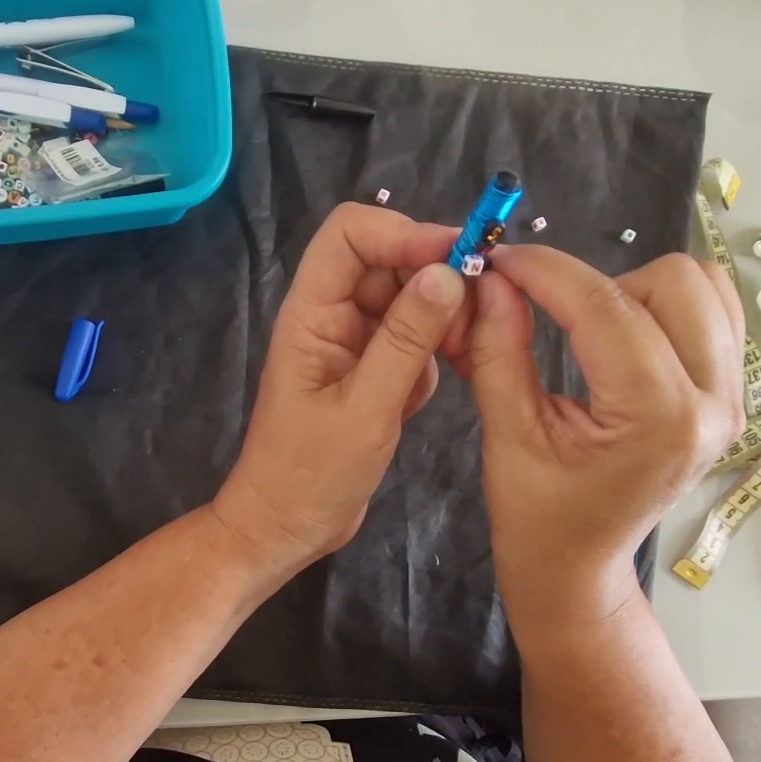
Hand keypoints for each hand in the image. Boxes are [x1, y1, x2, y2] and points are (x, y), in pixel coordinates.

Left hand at [212, 204, 468, 570]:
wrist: (286, 528)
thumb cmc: (311, 476)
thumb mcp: (365, 410)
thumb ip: (406, 341)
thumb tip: (446, 273)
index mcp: (311, 315)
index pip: (351, 234)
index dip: (405, 233)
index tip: (461, 261)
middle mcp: (331, 320)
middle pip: (389, 264)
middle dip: (436, 285)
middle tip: (474, 326)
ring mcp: (351, 348)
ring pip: (408, 304)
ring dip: (439, 328)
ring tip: (460, 364)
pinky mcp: (369, 376)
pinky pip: (411, 346)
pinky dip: (428, 364)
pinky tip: (418, 404)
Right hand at [466, 248, 745, 624]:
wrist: (577, 568)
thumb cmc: (535, 518)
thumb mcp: (506, 437)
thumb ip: (499, 352)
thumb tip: (491, 283)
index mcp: (656, 419)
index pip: (606, 309)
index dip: (546, 272)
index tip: (501, 261)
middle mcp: (713, 402)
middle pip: (673, 280)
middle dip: (596, 285)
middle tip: (547, 314)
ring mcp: (732, 399)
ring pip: (704, 287)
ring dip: (635, 291)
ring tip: (589, 331)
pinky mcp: (729, 397)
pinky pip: (715, 314)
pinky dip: (664, 308)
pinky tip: (622, 340)